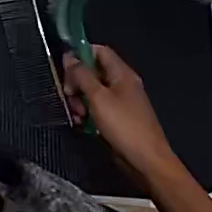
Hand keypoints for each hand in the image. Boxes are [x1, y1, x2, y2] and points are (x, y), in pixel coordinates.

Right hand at [62, 45, 178, 174]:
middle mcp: (122, 83)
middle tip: (69, 96)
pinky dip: (88, 112)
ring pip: (93, 91)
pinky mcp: (118, 118)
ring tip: (77, 115)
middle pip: (93, 72)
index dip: (81, 55)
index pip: (99, 51)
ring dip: (80, 100)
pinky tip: (82, 124)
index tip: (65, 69)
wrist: (146, 160)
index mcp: (121, 73)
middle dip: (77, 82)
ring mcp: (121, 101)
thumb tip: (69, 56)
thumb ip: (82, 75)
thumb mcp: (98, 98)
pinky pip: (98, 107)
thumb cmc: (123, 126)